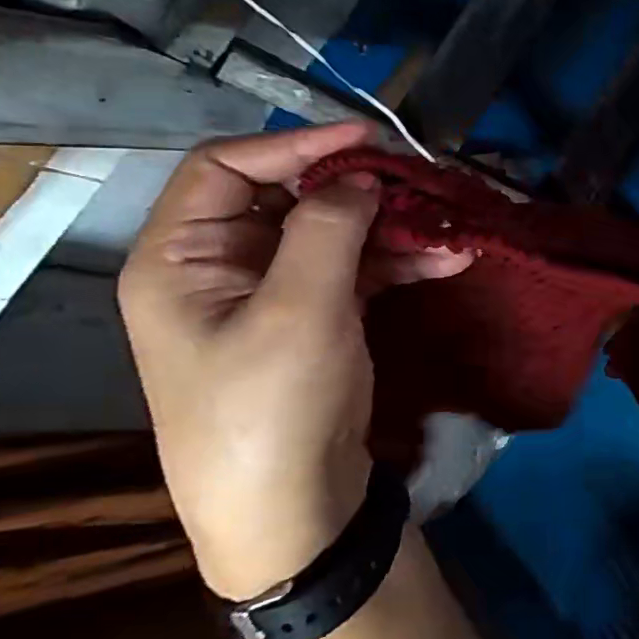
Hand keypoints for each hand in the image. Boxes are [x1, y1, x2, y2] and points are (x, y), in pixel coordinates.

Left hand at [118, 124, 471, 599]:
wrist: (292, 499)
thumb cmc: (271, 404)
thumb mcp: (298, 311)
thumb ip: (327, 231)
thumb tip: (359, 175)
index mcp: (183, 257)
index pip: (227, 169)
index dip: (296, 145)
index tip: (370, 139)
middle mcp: (224, 264)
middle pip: (293, 197)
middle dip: (362, 189)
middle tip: (424, 183)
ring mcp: (277, 291)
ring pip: (338, 232)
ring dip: (396, 227)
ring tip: (454, 228)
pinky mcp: (321, 314)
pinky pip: (362, 268)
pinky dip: (404, 260)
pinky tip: (452, 259)